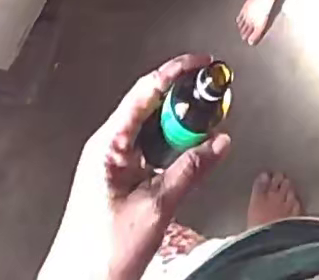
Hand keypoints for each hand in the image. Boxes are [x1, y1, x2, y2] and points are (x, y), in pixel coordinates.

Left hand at [39, 55, 231, 279]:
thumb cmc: (99, 255)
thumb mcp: (155, 208)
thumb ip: (190, 171)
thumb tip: (218, 143)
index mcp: (109, 143)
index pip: (146, 90)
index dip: (176, 71)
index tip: (200, 63)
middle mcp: (108, 145)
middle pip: (151, 103)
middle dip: (183, 97)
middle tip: (210, 95)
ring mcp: (113, 160)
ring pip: (152, 126)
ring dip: (179, 123)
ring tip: (205, 123)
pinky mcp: (119, 175)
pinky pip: (150, 146)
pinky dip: (172, 143)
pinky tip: (188, 150)